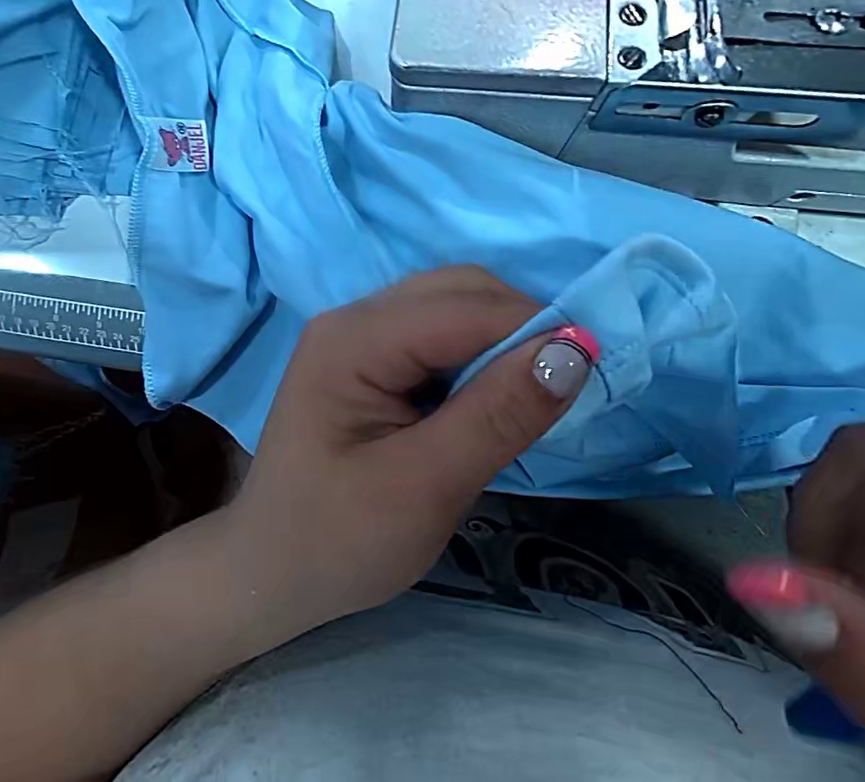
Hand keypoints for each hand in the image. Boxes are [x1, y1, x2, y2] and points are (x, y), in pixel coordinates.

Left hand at [220, 265, 592, 629]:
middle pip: (459, 291)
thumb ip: (498, 415)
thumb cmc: (338, 541)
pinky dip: (480, 353)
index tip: (594, 368)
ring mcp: (359, 334)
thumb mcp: (425, 486)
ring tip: (531, 393)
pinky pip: (441, 332)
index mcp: (353, 340)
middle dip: (521, 326)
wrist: (270, 573)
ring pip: (455, 305)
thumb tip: (574, 351)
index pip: (464, 308)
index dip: (535, 328)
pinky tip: (491, 393)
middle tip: (562, 386)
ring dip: (503, 338)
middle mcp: (354, 318)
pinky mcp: (371, 357)